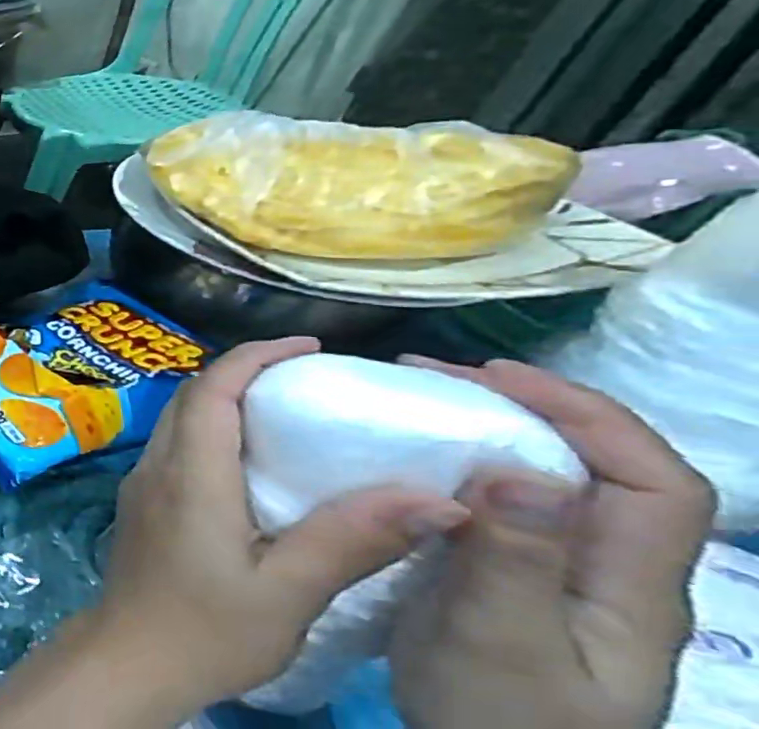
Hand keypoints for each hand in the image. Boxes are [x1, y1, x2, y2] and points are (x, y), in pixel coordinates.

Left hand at [94, 337, 468, 717]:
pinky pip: (175, 442)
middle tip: (305, 374)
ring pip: (179, 416)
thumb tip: (431, 497)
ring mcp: (142, 479)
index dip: (256, 355)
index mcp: (191, 472)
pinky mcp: (141, 499)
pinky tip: (247, 457)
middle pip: (193, 393)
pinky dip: (210, 427)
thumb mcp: (288, 592)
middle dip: (243, 370)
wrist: (131, 655)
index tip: (307, 344)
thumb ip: (350, 540)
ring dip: (223, 397)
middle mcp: (158, 462)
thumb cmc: (208, 628)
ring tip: (284, 408)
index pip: (213, 388)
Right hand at [388, 357, 712, 728]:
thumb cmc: (496, 714)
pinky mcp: (513, 571)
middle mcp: (610, 571)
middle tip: (432, 376)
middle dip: (531, 404)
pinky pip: (505, 497)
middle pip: (607, 467)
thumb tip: (525, 469)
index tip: (493, 376)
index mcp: (630, 589)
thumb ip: (518, 561)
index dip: (589, 415)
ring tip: (416, 398)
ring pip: (553, 476)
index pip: (656, 483)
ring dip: (492, 423)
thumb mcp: (500, 641)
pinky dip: (464, 456)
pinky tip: (415, 452)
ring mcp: (561, 571)